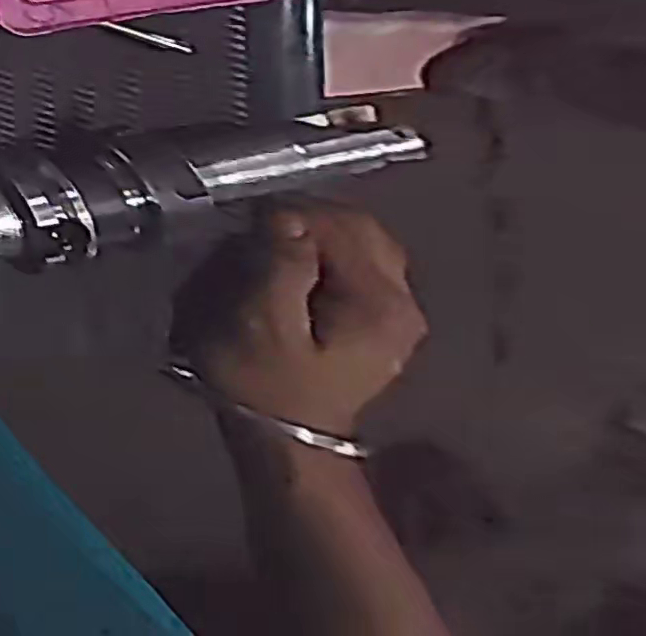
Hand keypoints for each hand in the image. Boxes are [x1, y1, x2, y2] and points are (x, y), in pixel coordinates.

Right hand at [178, 202, 427, 435]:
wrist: (284, 434)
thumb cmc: (264, 380)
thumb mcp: (261, 324)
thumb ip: (280, 268)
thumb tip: (284, 217)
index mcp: (377, 303)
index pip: (341, 227)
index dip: (291, 211)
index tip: (243, 214)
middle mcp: (402, 301)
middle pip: (363, 228)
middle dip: (306, 213)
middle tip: (253, 220)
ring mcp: (396, 310)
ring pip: (364, 240)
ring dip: (315, 228)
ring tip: (267, 232)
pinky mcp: (378, 317)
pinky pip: (359, 260)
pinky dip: (324, 246)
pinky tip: (290, 254)